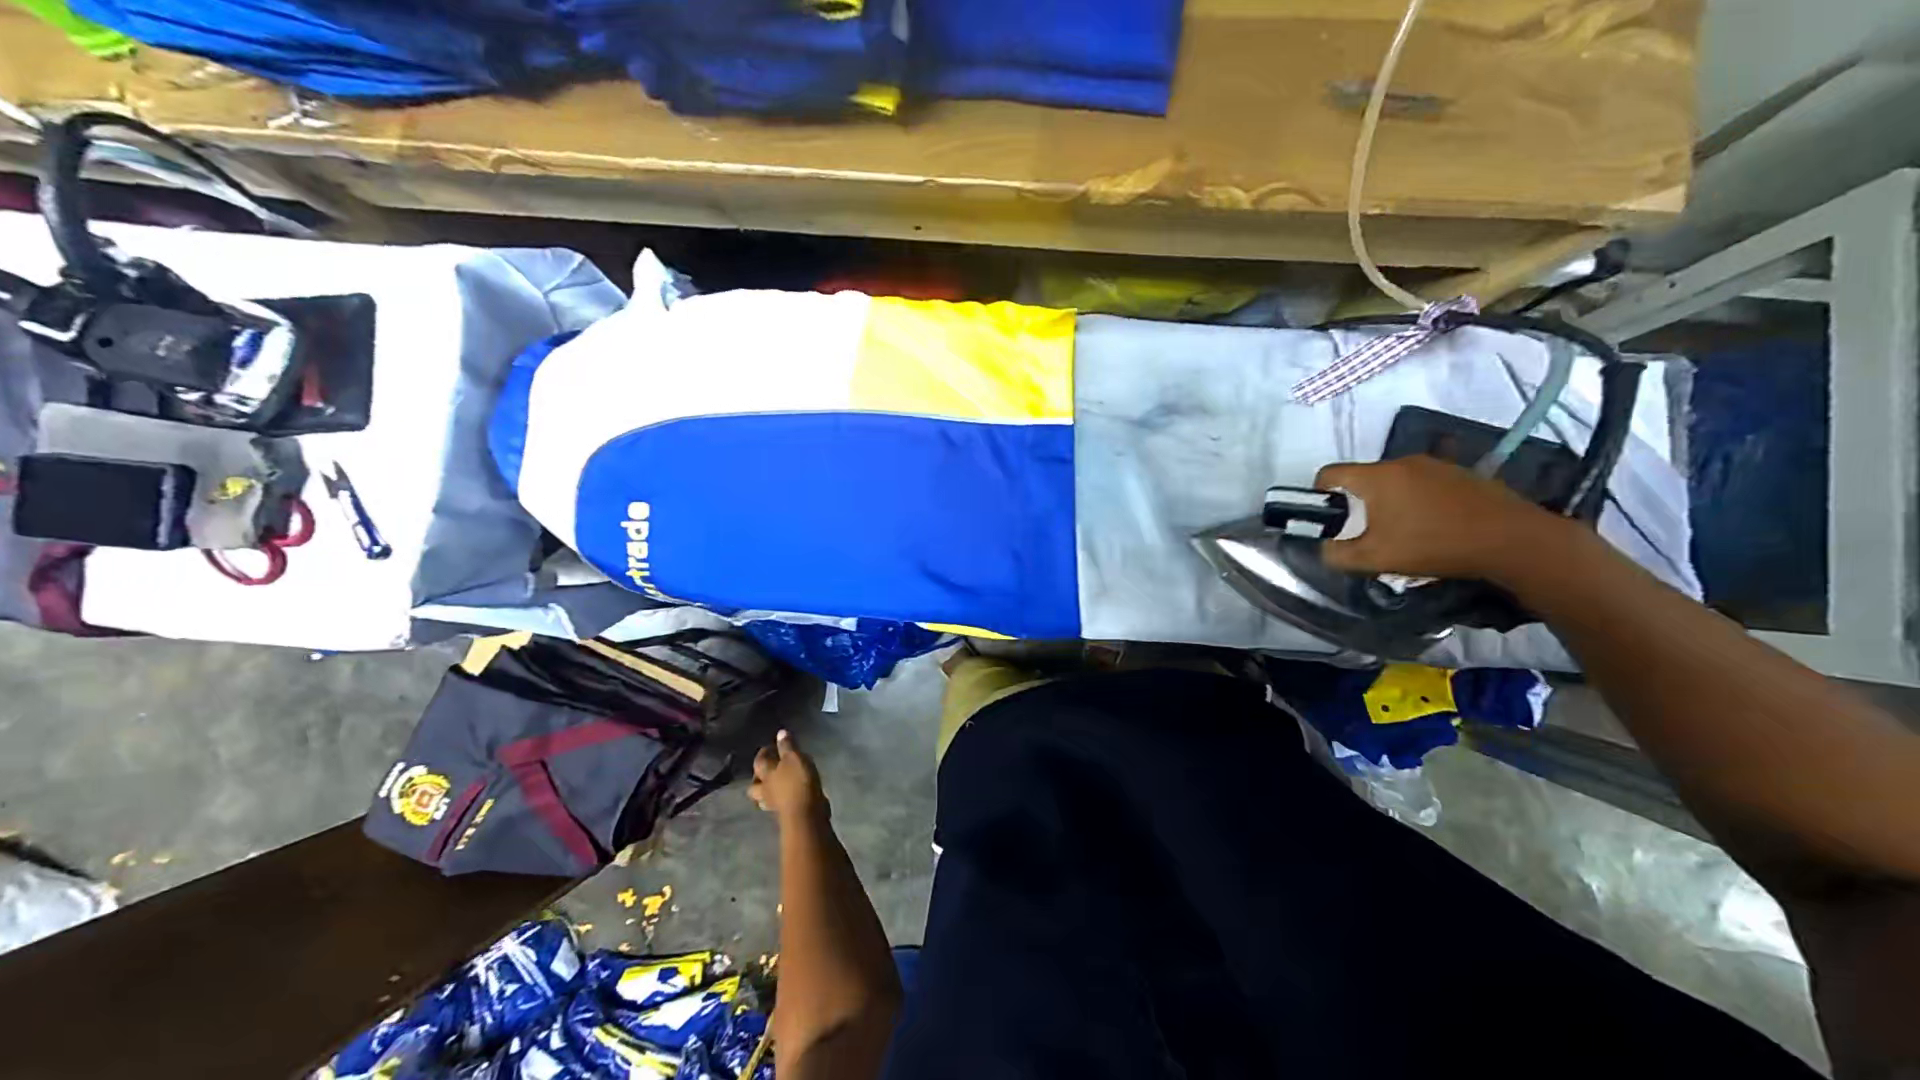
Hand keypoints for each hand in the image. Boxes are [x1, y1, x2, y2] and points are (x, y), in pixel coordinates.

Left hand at [748, 730, 827, 823]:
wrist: (806, 813)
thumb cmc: (798, 782)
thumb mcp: (795, 758)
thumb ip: (787, 746)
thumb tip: (780, 733)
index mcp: (766, 774)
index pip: (759, 761)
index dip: (763, 753)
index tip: (769, 747)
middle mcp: (766, 789)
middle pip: (755, 784)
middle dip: (758, 777)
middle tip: (767, 770)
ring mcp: (774, 804)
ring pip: (764, 797)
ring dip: (767, 791)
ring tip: (776, 785)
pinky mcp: (785, 813)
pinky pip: (778, 804)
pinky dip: (781, 799)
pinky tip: (789, 795)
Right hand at [1313, 455, 1575, 581]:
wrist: (1512, 540)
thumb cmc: (1434, 545)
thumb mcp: (1375, 559)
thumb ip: (1338, 554)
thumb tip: (1324, 547)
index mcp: (1376, 477)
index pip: (1330, 472)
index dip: (1319, 492)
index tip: (1326, 515)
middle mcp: (1403, 462)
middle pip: (1365, 478)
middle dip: (1359, 503)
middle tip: (1368, 533)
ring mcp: (1436, 464)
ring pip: (1397, 481)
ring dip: (1392, 502)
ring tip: (1405, 532)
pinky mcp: (1462, 473)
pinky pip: (1426, 484)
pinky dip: (1420, 501)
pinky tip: (1436, 526)